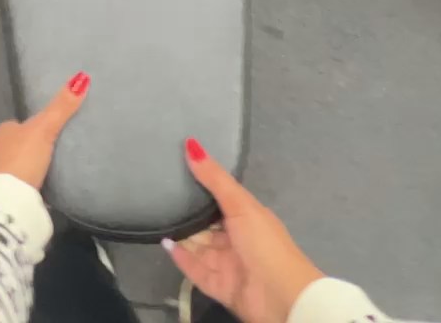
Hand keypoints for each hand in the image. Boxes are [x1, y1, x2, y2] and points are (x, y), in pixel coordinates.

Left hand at [0, 72, 89, 188]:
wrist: (6, 202)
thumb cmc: (22, 158)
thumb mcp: (45, 129)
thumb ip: (61, 107)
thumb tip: (82, 77)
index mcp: (2, 131)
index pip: (19, 125)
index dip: (34, 128)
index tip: (50, 133)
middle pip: (16, 145)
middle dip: (30, 150)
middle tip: (52, 154)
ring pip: (15, 166)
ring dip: (27, 169)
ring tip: (49, 173)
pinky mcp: (0, 196)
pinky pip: (16, 186)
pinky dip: (26, 187)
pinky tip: (38, 191)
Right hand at [165, 138, 324, 322]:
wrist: (283, 298)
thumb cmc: (264, 243)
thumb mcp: (240, 204)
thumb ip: (214, 178)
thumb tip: (190, 144)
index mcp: (246, 218)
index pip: (220, 200)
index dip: (201, 187)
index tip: (177, 169)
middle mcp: (236, 239)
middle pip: (207, 225)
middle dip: (188, 213)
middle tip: (160, 193)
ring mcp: (227, 264)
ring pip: (199, 246)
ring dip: (182, 235)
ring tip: (158, 215)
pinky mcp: (219, 286)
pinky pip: (195, 270)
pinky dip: (181, 258)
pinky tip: (165, 243)